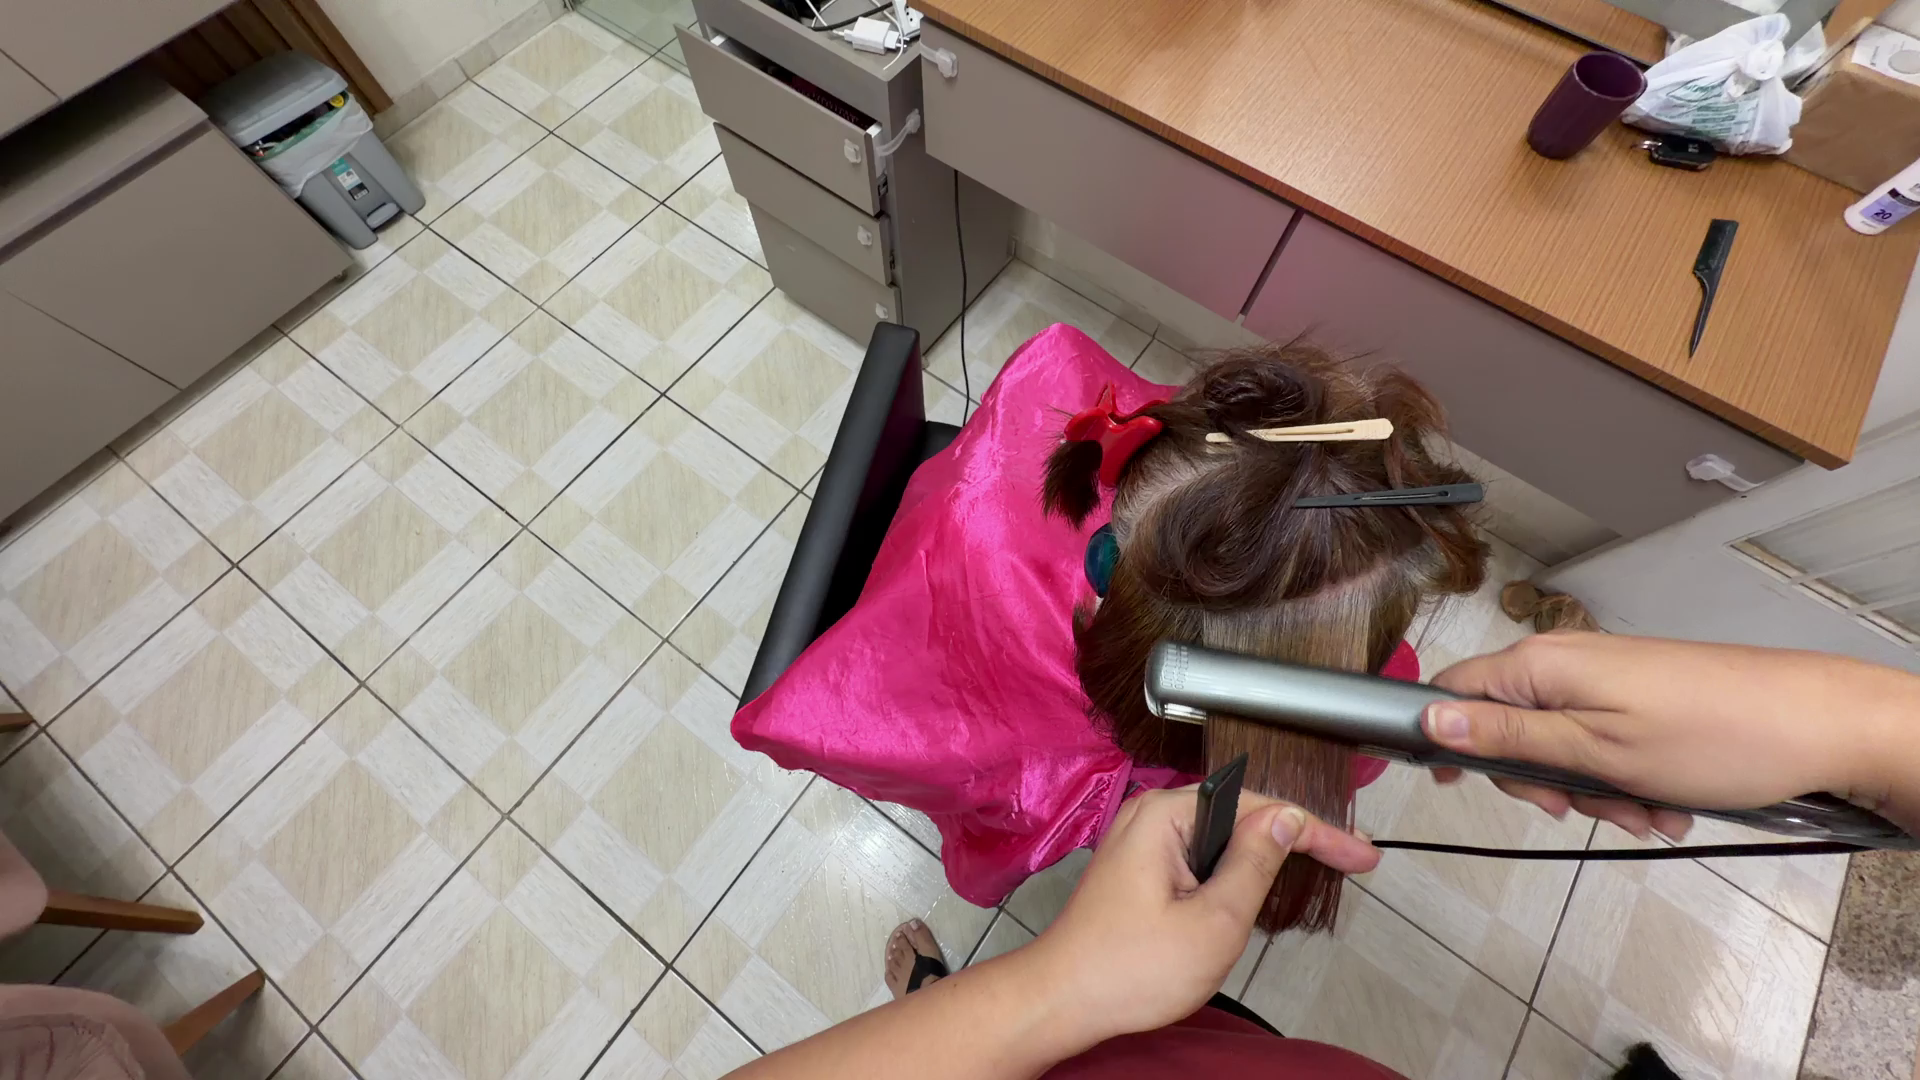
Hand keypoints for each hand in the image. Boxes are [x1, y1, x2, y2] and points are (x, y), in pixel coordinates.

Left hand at [1021, 787, 1377, 1046]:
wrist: (1064, 996)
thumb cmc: (1134, 966)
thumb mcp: (1213, 921)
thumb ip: (1254, 863)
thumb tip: (1286, 817)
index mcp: (1165, 813)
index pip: (1254, 805)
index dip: (1313, 827)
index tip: (1361, 854)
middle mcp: (1150, 813)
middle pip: (1237, 814)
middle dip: (1294, 835)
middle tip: (1351, 861)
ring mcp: (1140, 837)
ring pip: (1218, 836)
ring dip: (1264, 853)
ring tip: (1320, 867)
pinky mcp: (1138, 863)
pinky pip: (1197, 852)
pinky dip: (1232, 868)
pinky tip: (1260, 884)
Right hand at [1425, 632, 1919, 838]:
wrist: (1834, 724)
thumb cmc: (1710, 738)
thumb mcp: (1595, 750)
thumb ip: (1505, 736)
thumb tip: (1428, 720)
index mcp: (1536, 665)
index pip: (1451, 689)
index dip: (1443, 735)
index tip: (1458, 783)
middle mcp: (1558, 659)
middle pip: (1504, 720)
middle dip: (1537, 775)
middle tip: (1578, 810)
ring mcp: (1599, 672)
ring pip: (1555, 734)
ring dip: (1587, 783)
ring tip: (1643, 812)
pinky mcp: (1632, 686)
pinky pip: (1596, 731)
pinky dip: (1616, 770)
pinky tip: (1659, 799)